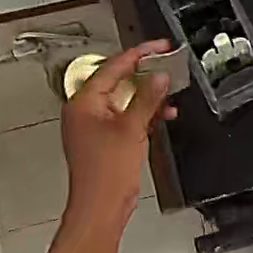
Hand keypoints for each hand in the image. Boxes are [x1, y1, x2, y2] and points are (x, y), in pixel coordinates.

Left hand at [60, 39, 176, 228]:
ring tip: (169, 97)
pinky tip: (161, 116)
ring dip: (147, 98)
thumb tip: (159, 76)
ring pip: (124, 100)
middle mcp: (85, 111)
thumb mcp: (132, 128)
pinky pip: (126, 117)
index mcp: (83, 103)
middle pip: (118, 82)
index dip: (138, 55)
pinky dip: (143, 115)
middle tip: (167, 67)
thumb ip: (147, 98)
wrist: (101, 205)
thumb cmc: (106, 173)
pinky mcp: (106, 140)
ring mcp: (95, 126)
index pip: (113, 68)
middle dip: (145, 77)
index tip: (158, 47)